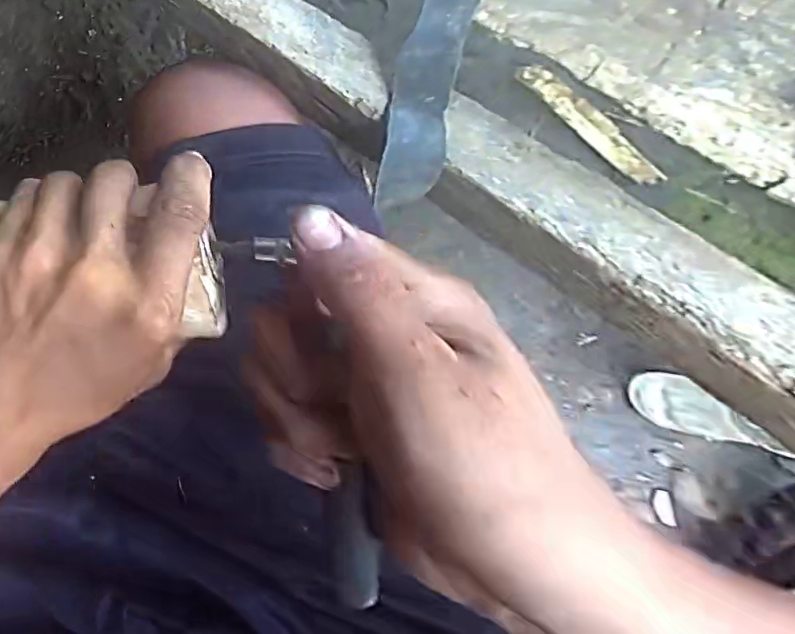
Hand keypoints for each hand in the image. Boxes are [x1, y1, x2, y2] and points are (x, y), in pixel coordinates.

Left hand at [0, 153, 213, 456]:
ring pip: (65, 179)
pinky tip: (39, 217)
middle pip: (114, 179)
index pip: (179, 215)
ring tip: (72, 208)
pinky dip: (39, 198)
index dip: (190, 177)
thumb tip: (177, 241)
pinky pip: (27, 194)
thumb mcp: (149, 361)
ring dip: (76, 188)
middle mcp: (95, 272)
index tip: (187, 164)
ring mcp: (40, 255)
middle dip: (120, 178)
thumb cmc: (80, 387)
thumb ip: (169, 300)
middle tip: (114, 195)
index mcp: (145, 305)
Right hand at [244, 205, 657, 627]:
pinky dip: (297, 444)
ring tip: (343, 449)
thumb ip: (358, 290)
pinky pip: (279, 411)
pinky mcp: (339, 420)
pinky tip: (333, 468)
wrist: (523, 580)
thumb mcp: (418, 371)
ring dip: (294, 416)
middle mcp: (377, 328)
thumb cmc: (483, 466)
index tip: (320, 342)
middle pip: (278, 318)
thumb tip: (307, 213)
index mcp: (410, 298)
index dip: (299, 300)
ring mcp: (355, 377)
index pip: (313, 259)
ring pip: (271, 369)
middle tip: (339, 405)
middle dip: (293, 372)